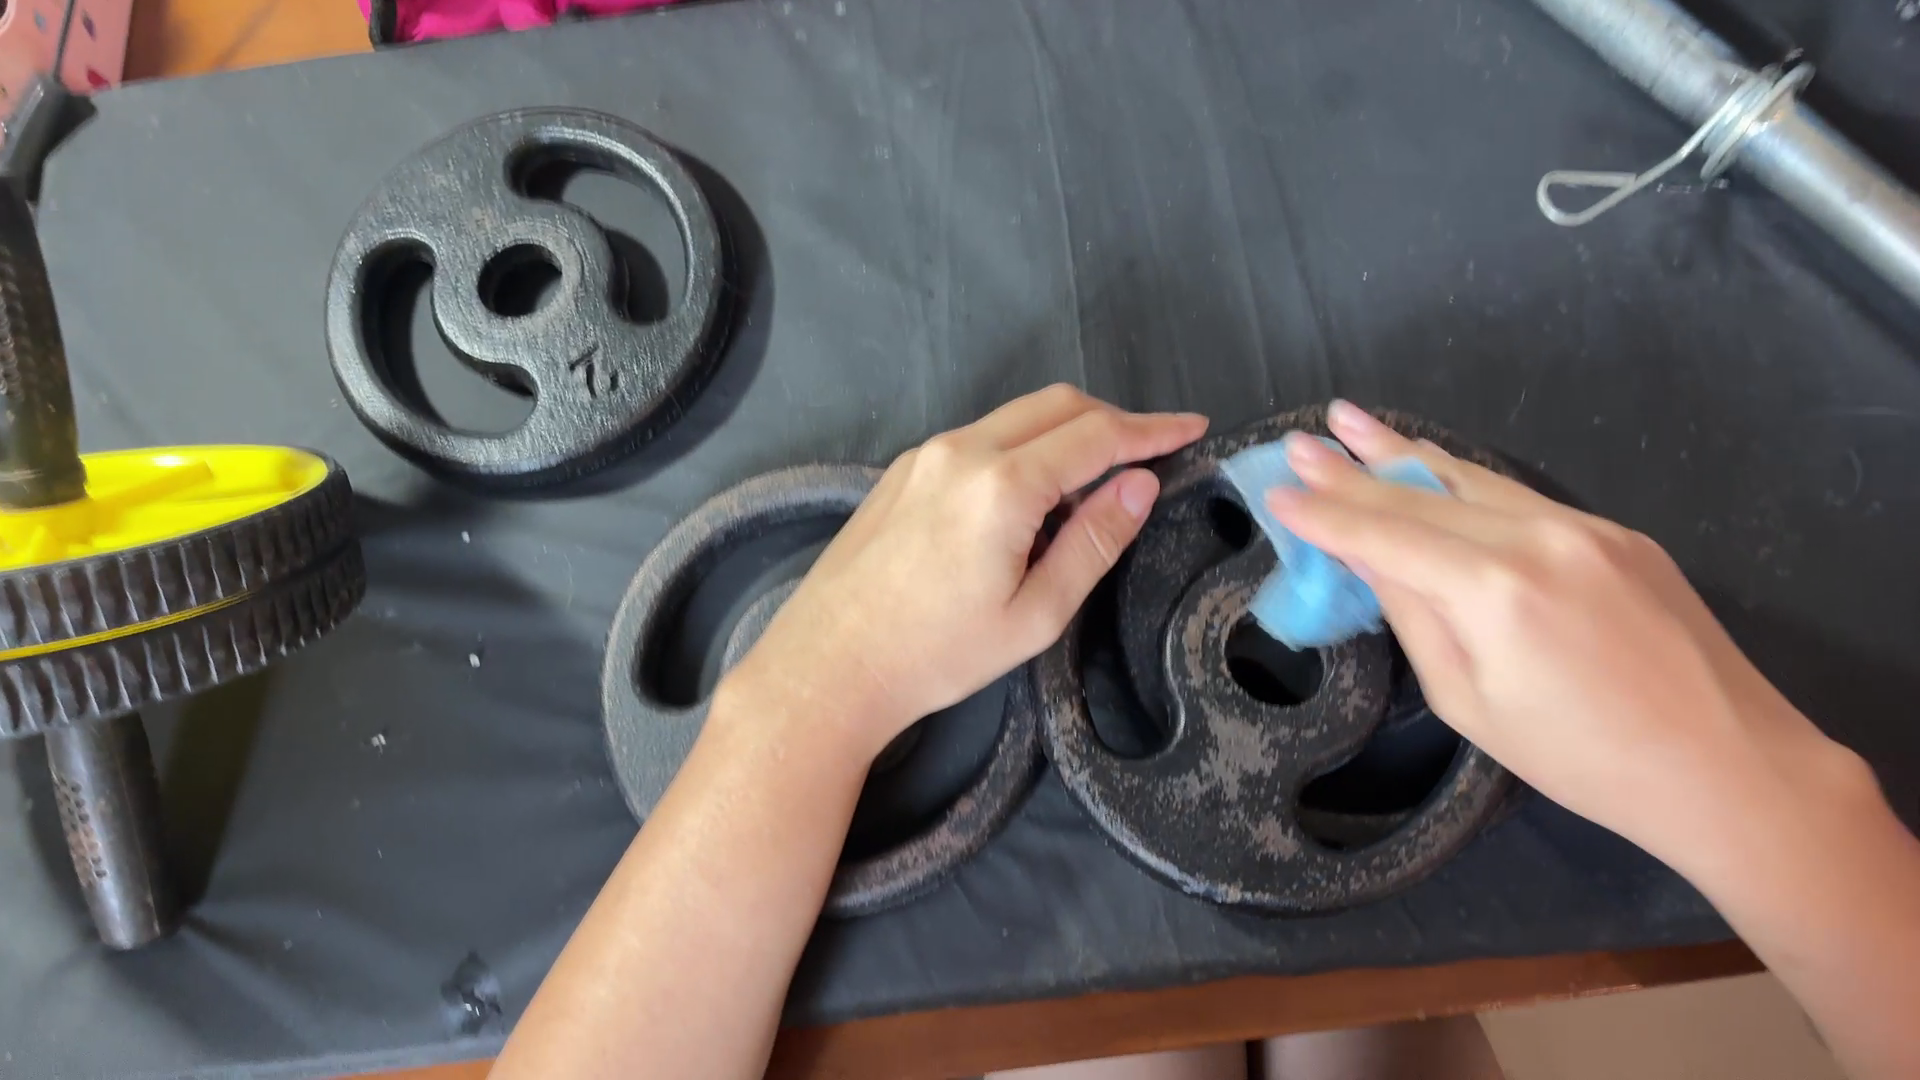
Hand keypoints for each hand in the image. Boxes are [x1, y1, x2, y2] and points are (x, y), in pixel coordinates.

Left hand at [730, 385, 1207, 755]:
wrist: (829, 665)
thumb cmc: (937, 655)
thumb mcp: (1034, 614)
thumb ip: (1093, 542)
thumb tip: (1140, 484)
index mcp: (1002, 484)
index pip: (1096, 435)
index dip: (1152, 429)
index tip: (1192, 427)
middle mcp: (961, 449)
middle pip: (1056, 405)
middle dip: (1112, 420)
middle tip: (1149, 454)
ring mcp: (925, 454)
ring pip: (1015, 417)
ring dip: (1065, 432)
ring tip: (1094, 479)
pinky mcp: (902, 470)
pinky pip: (979, 438)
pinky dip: (1021, 447)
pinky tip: (1028, 494)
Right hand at [1266, 400, 1860, 860]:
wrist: (1730, 767)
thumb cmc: (1576, 755)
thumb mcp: (1466, 697)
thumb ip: (1411, 612)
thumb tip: (1361, 554)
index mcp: (1493, 590)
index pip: (1383, 535)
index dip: (1324, 513)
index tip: (1276, 492)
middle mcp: (1536, 538)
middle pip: (1418, 495)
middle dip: (1350, 470)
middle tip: (1297, 444)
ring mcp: (1581, 526)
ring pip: (1467, 477)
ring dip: (1400, 451)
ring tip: (1349, 420)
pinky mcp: (1611, 530)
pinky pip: (1511, 494)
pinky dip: (1455, 477)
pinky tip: (1424, 464)